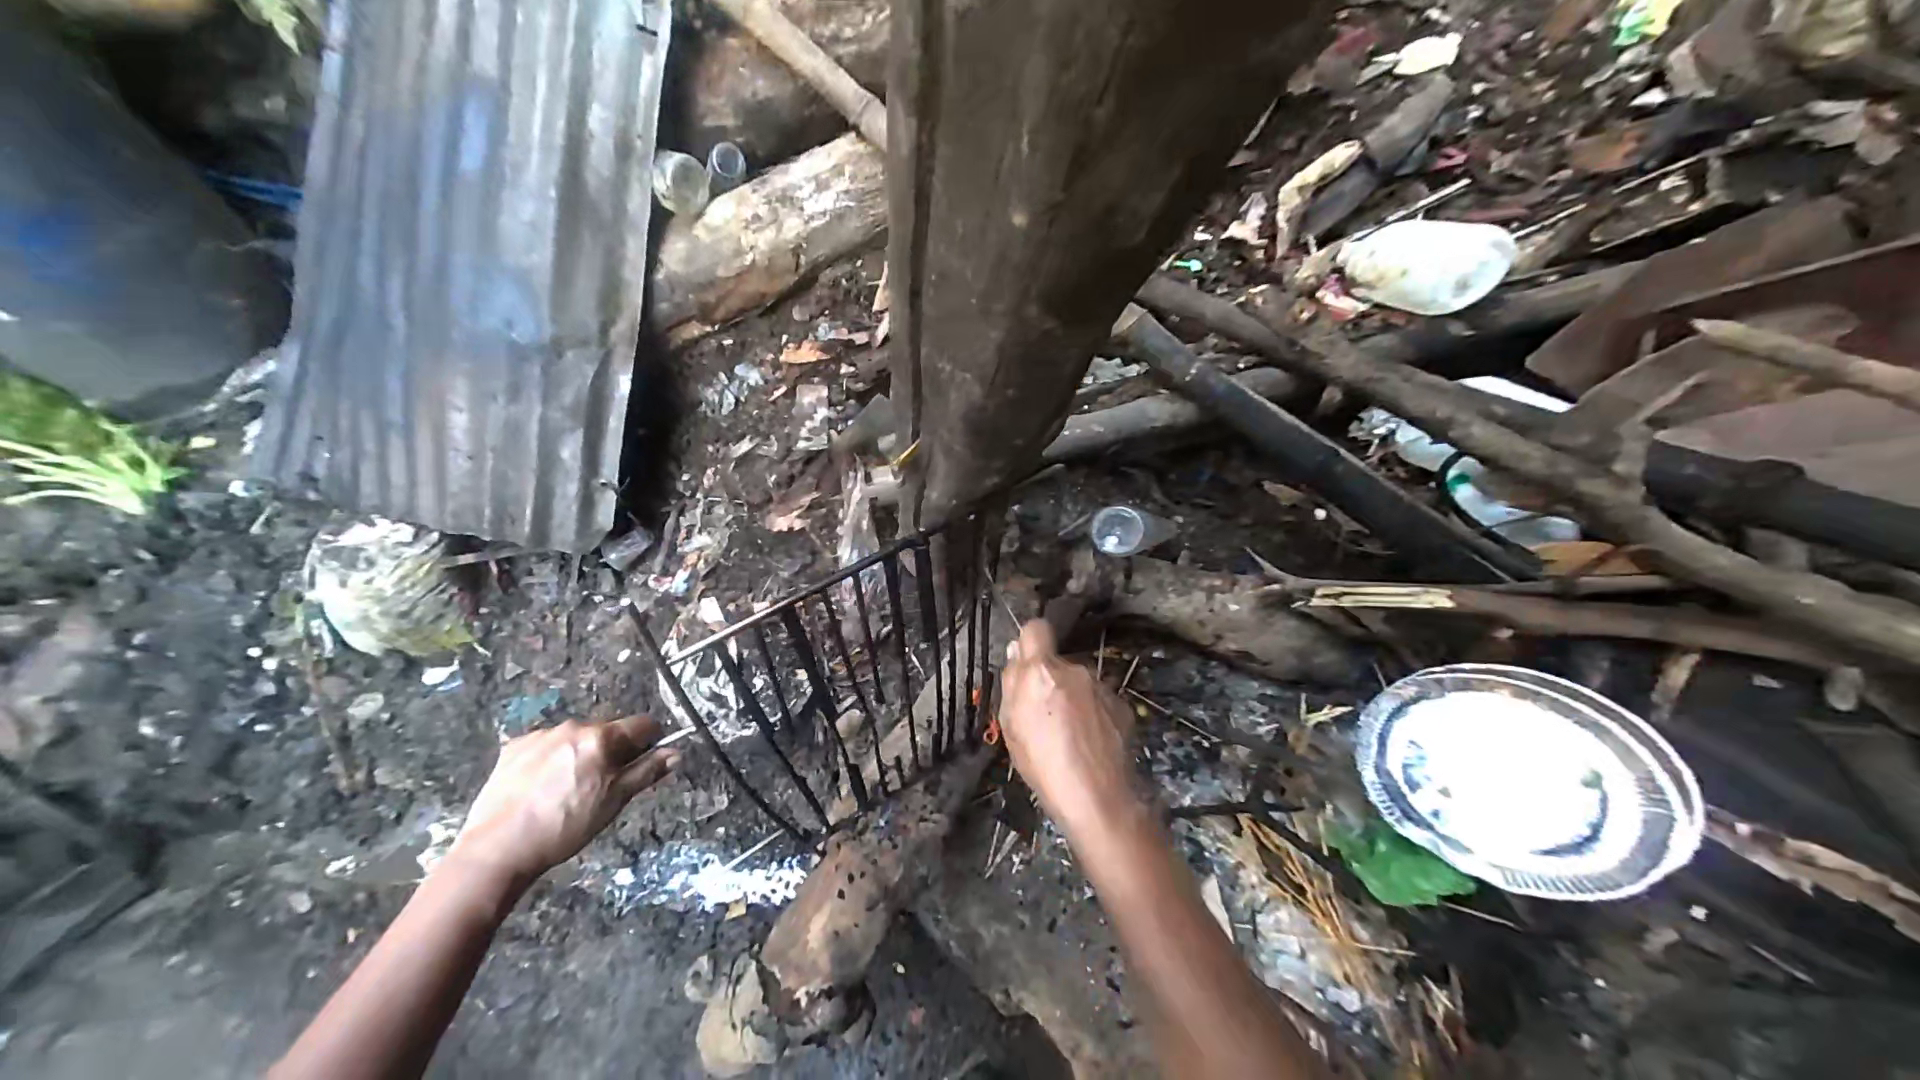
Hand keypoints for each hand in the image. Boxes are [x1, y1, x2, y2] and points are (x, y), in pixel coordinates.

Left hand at [446, 715, 678, 886]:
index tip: (643, 764)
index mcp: (602, 737)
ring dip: (580, 754)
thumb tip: (676, 753)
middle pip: (607, 731)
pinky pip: (545, 746)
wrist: (498, 848)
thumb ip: (647, 771)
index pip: (643, 725)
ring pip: (575, 739)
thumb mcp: (614, 801)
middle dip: (612, 751)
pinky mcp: (513, 748)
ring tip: (566, 790)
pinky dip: (551, 759)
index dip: (650, 742)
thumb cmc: (566, 826)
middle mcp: (573, 727)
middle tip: (602, 786)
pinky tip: (540, 788)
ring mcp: (540, 736)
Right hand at [998, 620, 1138, 828]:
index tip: (1026, 662)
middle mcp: (1074, 670)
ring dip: (1071, 698)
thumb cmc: (1042, 764)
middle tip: (1042, 715)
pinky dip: (1092, 714)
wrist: (1097, 798)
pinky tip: (1089, 742)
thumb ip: (1011, 683)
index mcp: (1041, 671)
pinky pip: (1097, 700)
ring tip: (1068, 735)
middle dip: (1048, 680)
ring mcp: (1101, 687)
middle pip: (1055, 663)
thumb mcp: (1010, 726)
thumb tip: (1015, 653)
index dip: (1029, 641)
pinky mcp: (1121, 705)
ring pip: (1077, 683)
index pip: (1035, 628)